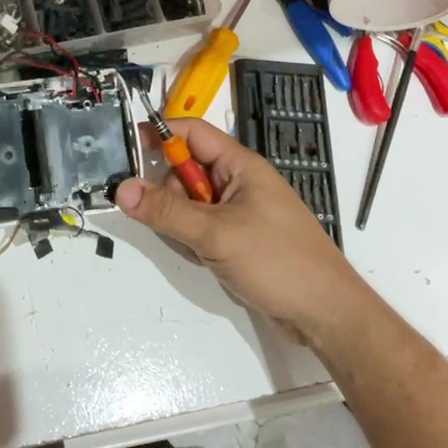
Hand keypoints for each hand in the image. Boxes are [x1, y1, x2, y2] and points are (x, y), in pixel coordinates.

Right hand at [116, 118, 354, 335]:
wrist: (326, 315)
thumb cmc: (278, 262)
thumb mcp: (216, 234)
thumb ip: (166, 211)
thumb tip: (121, 189)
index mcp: (240, 165)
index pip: (191, 132)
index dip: (158, 135)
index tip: (125, 149)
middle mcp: (238, 182)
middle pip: (184, 171)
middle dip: (169, 194)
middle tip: (169, 221)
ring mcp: (239, 212)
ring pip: (188, 204)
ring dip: (182, 225)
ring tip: (199, 249)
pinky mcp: (238, 239)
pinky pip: (200, 229)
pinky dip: (194, 243)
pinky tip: (208, 262)